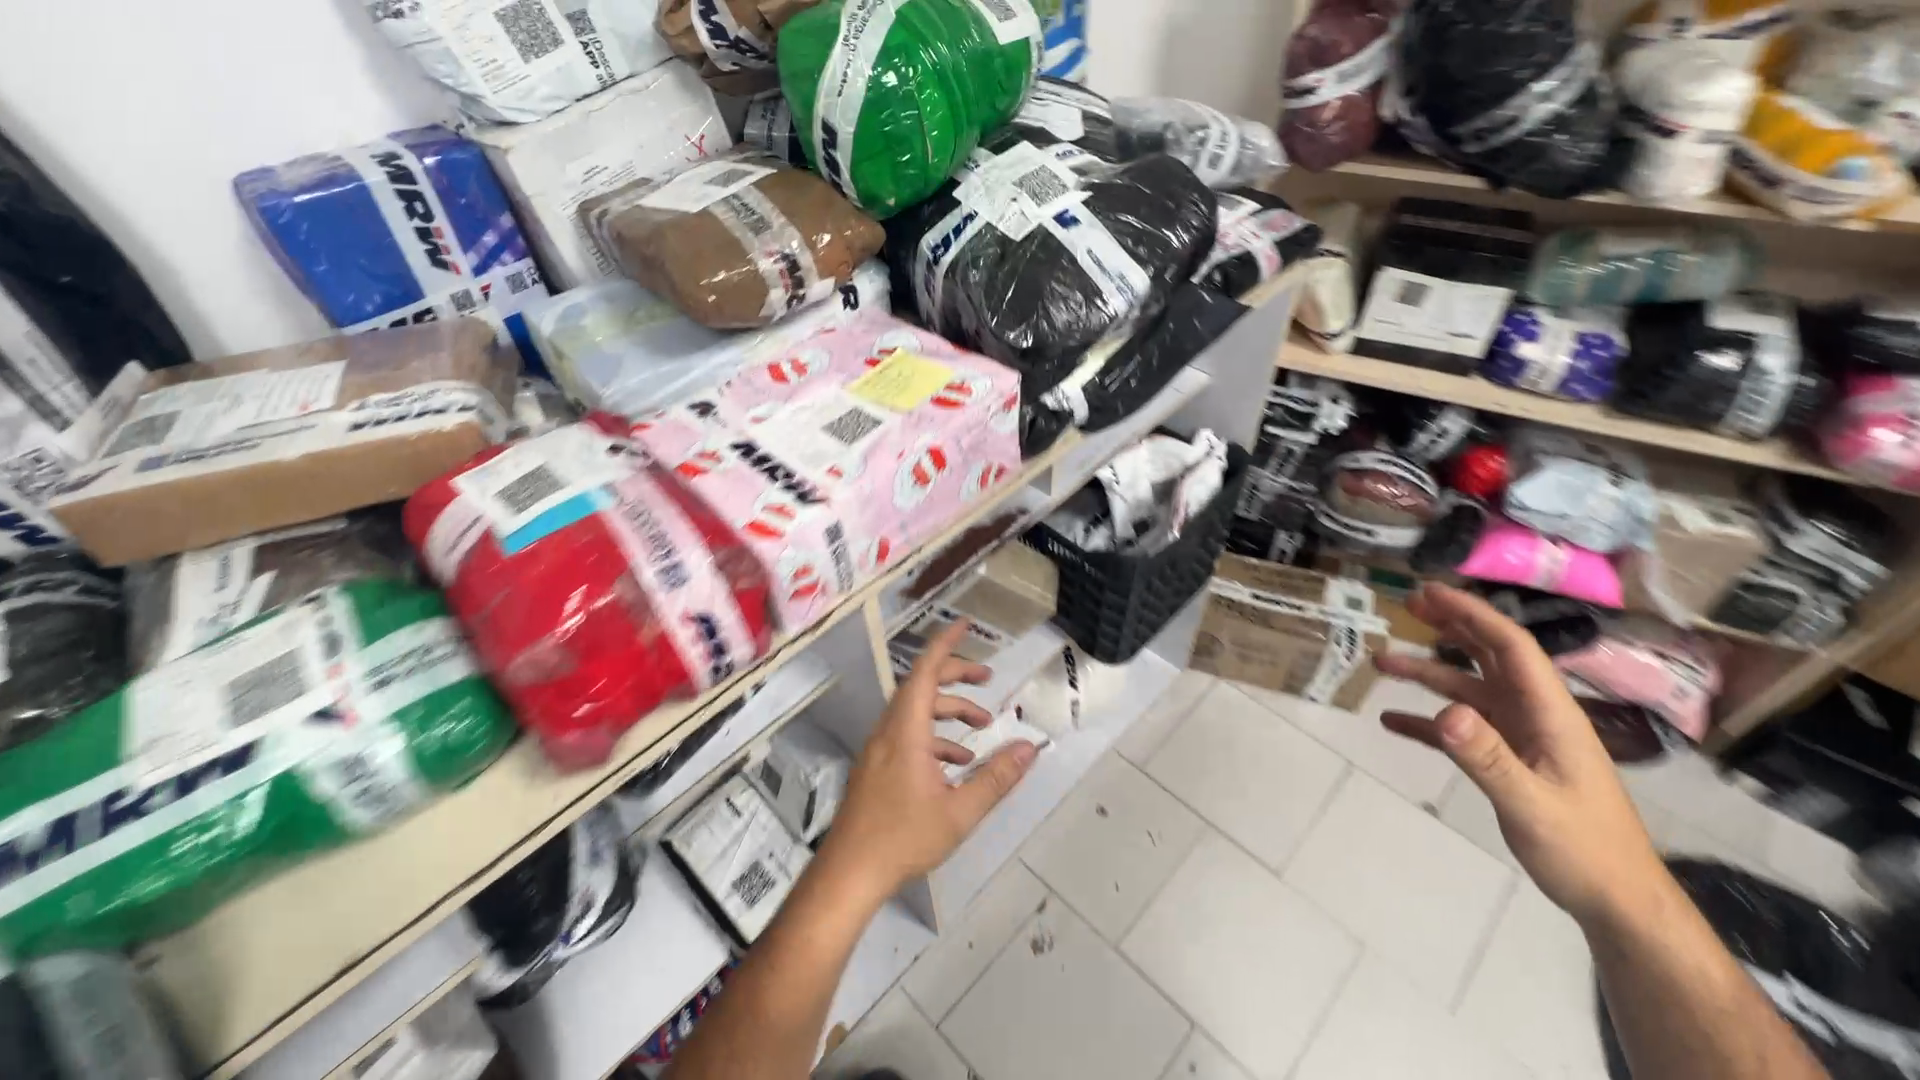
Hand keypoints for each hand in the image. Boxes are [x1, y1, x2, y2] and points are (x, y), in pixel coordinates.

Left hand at [814, 619, 1038, 906]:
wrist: (849, 872)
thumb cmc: (903, 838)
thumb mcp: (960, 810)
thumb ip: (997, 777)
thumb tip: (1029, 747)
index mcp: (905, 731)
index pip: (925, 672)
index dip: (946, 645)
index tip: (965, 625)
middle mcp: (888, 732)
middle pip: (920, 687)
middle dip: (955, 676)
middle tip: (988, 678)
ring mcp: (878, 751)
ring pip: (914, 713)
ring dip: (948, 711)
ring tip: (981, 724)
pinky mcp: (875, 770)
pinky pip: (906, 736)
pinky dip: (934, 738)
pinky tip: (956, 764)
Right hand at [1374, 584, 1668, 927]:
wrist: (1617, 899)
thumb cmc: (1584, 851)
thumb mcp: (1532, 806)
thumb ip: (1488, 759)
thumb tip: (1445, 712)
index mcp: (1550, 714)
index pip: (1510, 648)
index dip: (1472, 614)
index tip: (1430, 593)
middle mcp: (1534, 715)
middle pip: (1489, 657)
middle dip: (1452, 627)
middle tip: (1407, 606)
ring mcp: (1521, 738)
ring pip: (1469, 691)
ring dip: (1429, 674)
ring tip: (1381, 662)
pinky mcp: (1508, 762)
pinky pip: (1460, 732)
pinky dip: (1427, 722)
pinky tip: (1392, 721)